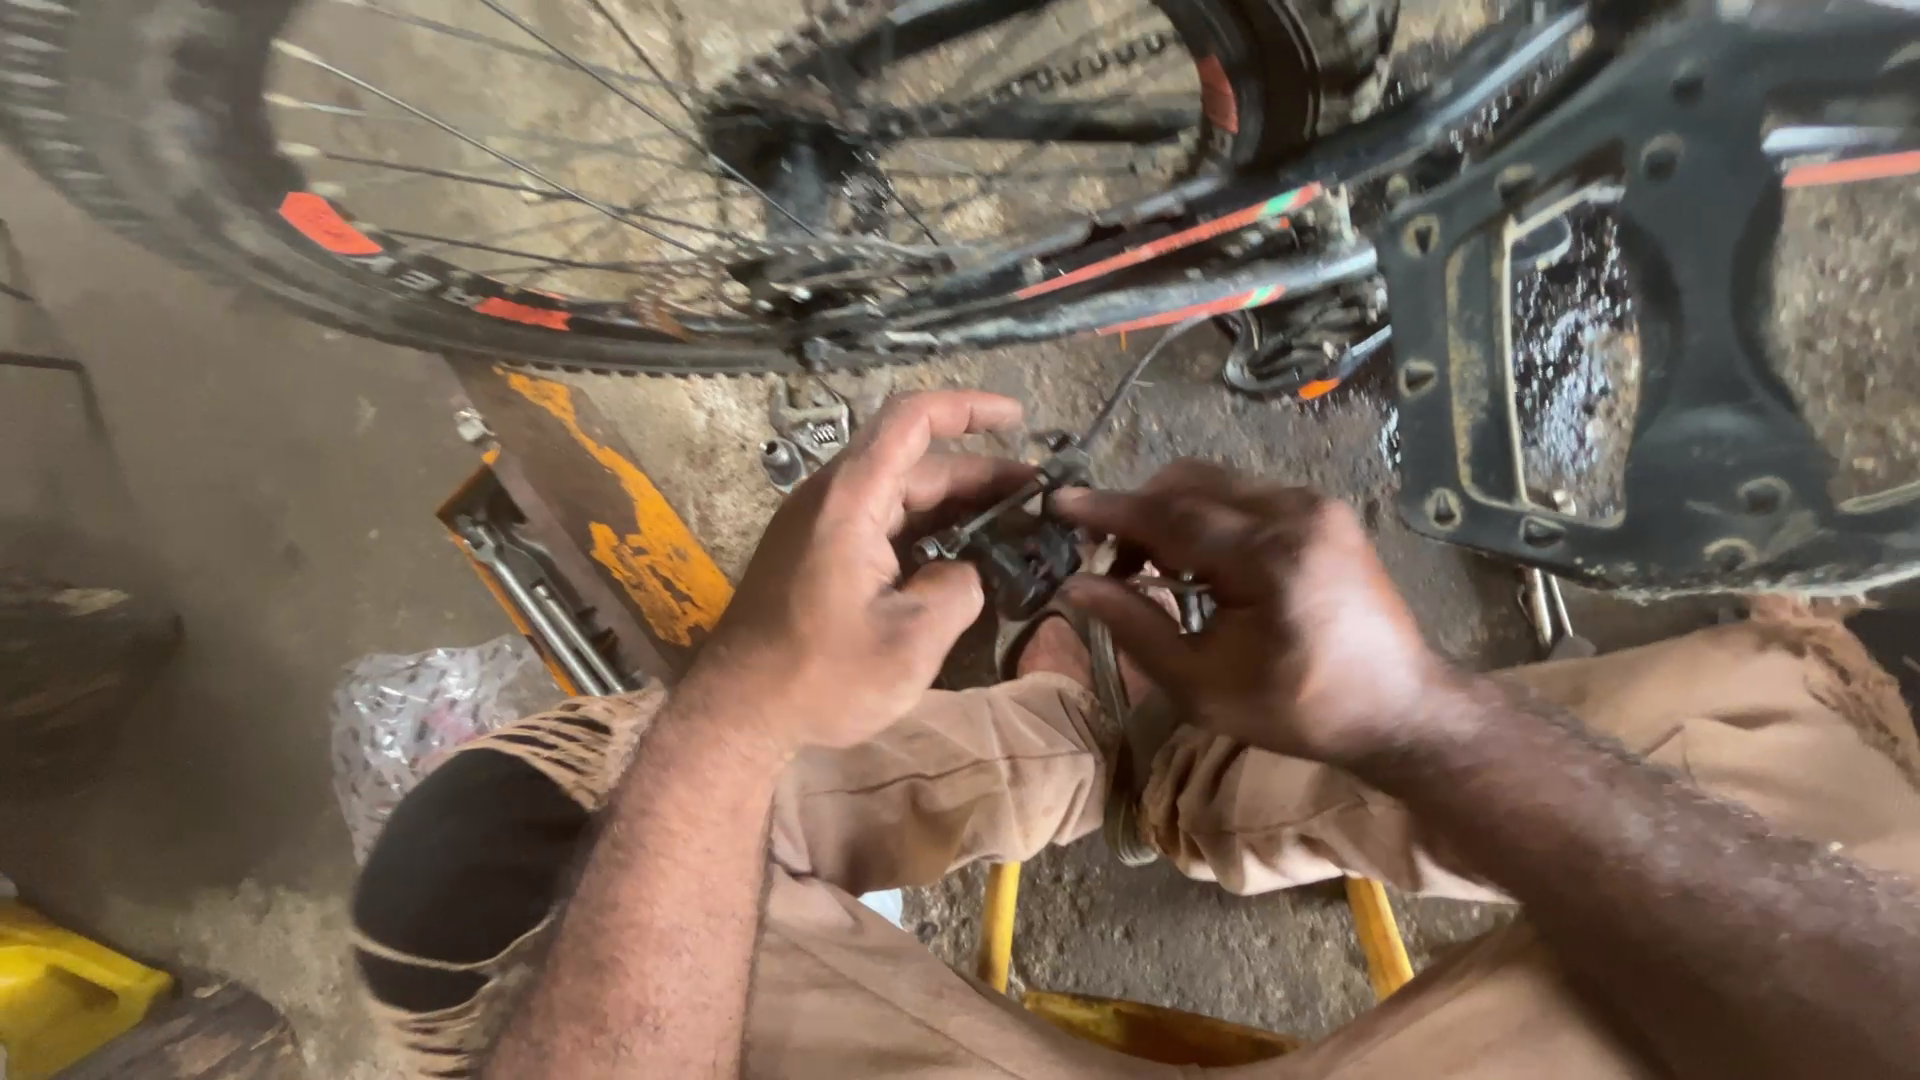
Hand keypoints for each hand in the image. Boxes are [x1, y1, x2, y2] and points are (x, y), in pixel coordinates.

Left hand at [674, 391, 1032, 756]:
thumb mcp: (911, 640)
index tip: (1018, 416)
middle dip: (979, 473)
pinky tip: (962, 558)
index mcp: (850, 501)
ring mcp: (821, 527)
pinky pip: (881, 524)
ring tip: (1012, 526)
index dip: (968, 407)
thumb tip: (965, 572)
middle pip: (913, 462)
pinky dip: (926, 532)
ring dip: (955, 506)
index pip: (911, 420)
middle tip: (1037, 498)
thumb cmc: (820, 678)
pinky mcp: (818, 554)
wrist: (738, 713)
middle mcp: (832, 499)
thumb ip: (958, 590)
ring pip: (899, 495)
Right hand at [1052, 460, 1454, 766]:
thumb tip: (1075, 586)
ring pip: (1212, 482)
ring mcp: (1313, 504)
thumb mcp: (1202, 686)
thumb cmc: (1298, 710)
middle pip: (1187, 483)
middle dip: (1135, 512)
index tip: (1059, 504)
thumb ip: (1134, 628)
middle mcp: (1294, 512)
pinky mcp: (1320, 510)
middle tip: (1111, 562)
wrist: (1401, 709)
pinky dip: (1201, 515)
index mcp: (1270, 559)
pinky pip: (1239, 493)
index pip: (1168, 516)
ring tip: (1150, 566)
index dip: (1107, 510)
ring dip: (1167, 513)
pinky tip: (1196, 561)